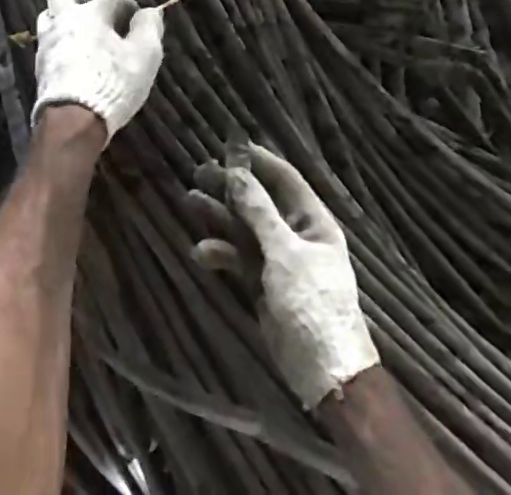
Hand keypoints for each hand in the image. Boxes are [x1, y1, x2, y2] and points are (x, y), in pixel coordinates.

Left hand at [32, 0, 164, 136]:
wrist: (73, 118)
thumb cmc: (114, 82)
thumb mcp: (145, 55)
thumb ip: (149, 29)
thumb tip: (150, 12)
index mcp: (91, 13)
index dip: (127, 5)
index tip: (136, 22)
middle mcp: (64, 21)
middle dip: (79, 0)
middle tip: (97, 19)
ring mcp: (46, 42)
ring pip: (49, 18)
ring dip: (63, 22)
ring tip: (82, 40)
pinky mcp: (38, 65)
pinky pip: (47, 45)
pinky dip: (59, 46)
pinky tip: (72, 61)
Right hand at [221, 146, 376, 409]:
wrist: (321, 367)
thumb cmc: (311, 302)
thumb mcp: (284, 251)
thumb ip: (258, 210)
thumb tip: (236, 172)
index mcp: (313, 223)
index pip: (286, 180)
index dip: (260, 161)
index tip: (229, 144)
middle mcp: (295, 235)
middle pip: (258, 201)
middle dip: (230, 187)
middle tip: (199, 172)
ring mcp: (277, 258)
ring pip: (242, 226)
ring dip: (218, 215)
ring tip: (189, 200)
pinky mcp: (261, 280)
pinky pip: (235, 256)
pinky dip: (218, 252)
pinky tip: (202, 254)